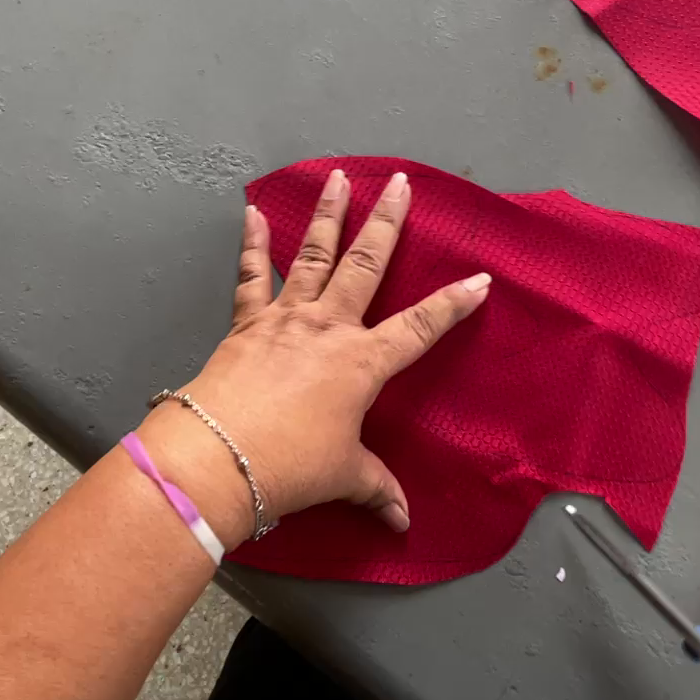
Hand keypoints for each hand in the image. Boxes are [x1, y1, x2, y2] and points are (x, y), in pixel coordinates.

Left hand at [136, 168, 490, 548]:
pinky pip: (251, 275)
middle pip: (366, 264)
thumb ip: (376, 488)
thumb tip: (402, 522)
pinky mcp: (248, 321)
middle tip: (398, 183)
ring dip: (329, 215)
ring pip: (314, 255)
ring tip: (338, 178)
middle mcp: (329, 327)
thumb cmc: (291, 465)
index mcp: (362, 362)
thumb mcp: (343, 476)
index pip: (420, 327)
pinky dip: (253, 243)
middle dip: (387, 221)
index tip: (479, 279)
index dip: (453, 304)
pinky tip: (254, 212)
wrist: (220, 458)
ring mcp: (287, 318)